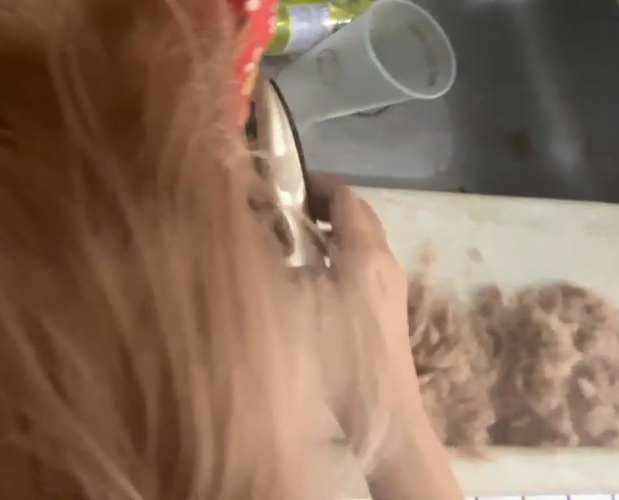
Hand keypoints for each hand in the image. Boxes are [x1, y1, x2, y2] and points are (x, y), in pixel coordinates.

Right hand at [288, 177, 424, 460]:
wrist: (385, 437)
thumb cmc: (335, 362)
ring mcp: (387, 295)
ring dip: (313, 236)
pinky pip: (351, 271)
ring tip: (270, 243)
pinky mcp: (383, 321)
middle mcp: (383, 266)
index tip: (267, 183)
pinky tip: (290, 284)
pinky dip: (322, 263)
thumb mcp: (286, 300)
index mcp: (365, 252)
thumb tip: (232, 224)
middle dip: (307, 207)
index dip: (304, 180)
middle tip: (263, 210)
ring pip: (350, 245)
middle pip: (348, 216)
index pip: (341, 193)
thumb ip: (262, 256)